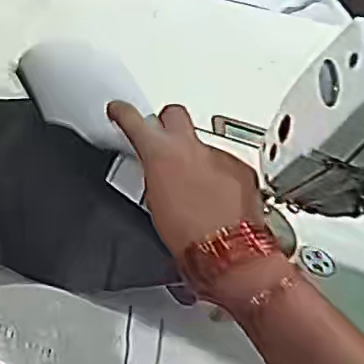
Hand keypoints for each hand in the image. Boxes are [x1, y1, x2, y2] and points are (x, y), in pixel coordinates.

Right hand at [108, 101, 267, 252]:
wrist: (229, 253)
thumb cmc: (187, 234)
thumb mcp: (151, 199)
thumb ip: (151, 172)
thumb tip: (154, 169)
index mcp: (159, 151)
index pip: (134, 119)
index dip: (123, 112)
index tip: (120, 110)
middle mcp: (191, 147)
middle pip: (174, 114)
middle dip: (166, 122)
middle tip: (162, 138)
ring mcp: (220, 156)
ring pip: (203, 142)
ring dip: (197, 157)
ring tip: (194, 185)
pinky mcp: (243, 169)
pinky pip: (226, 162)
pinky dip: (219, 174)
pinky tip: (216, 195)